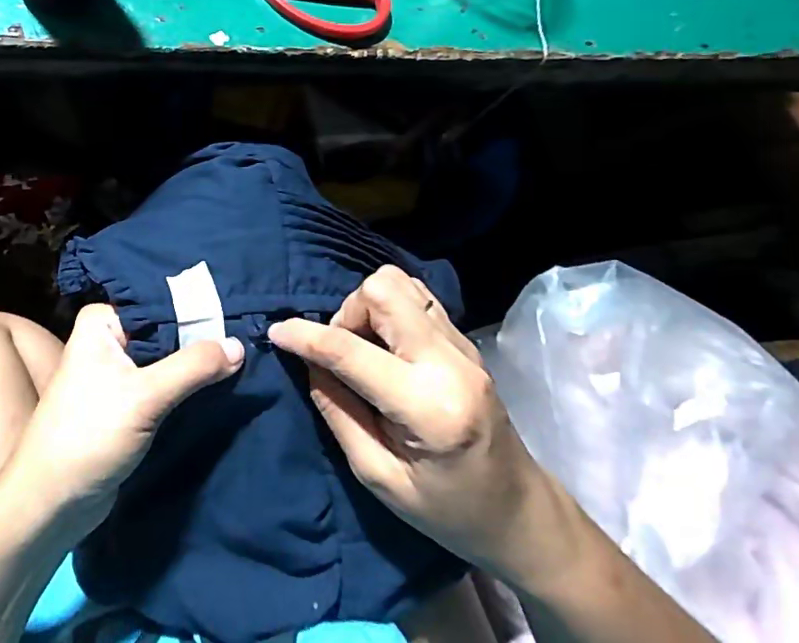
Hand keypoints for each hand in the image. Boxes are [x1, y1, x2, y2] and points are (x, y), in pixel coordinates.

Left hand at [0, 304, 243, 540]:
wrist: (55, 499)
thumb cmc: (90, 435)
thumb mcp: (145, 396)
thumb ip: (193, 367)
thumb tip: (238, 343)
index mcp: (102, 321)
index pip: (160, 303)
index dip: (199, 310)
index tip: (243, 313)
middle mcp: (108, 339)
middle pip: (166, 331)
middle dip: (202, 340)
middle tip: (252, 338)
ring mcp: (117, 372)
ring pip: (168, 361)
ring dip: (199, 367)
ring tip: (247, 359)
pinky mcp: (128, 403)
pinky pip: (165, 386)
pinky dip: (189, 388)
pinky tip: (224, 386)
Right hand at [267, 266, 572, 582]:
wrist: (522, 515)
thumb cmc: (447, 511)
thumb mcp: (377, 476)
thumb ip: (337, 410)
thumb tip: (308, 359)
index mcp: (429, 407)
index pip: (349, 349)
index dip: (303, 336)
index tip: (276, 332)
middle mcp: (450, 364)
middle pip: (381, 290)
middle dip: (345, 314)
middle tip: (341, 353)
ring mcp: (463, 347)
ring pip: (398, 283)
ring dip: (367, 307)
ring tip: (365, 348)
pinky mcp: (465, 341)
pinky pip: (415, 296)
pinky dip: (388, 309)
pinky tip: (385, 344)